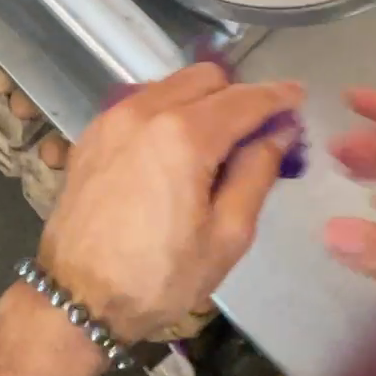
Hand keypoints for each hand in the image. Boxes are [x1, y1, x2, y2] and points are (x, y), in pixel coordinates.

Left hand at [39, 63, 303, 343]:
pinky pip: (140, 104)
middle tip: (256, 131)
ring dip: (201, 101)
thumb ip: (256, 173)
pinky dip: (167, 112)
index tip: (298, 97)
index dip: (277, 96)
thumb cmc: (159, 276)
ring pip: (170, 86)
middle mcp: (143, 111)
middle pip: (205, 78)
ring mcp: (111, 119)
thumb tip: (277, 132)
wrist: (78, 297)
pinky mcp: (91, 134)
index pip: (243, 99)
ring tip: (217, 142)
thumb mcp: (226, 235)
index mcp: (182, 135)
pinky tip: (175, 149)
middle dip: (237, 95)